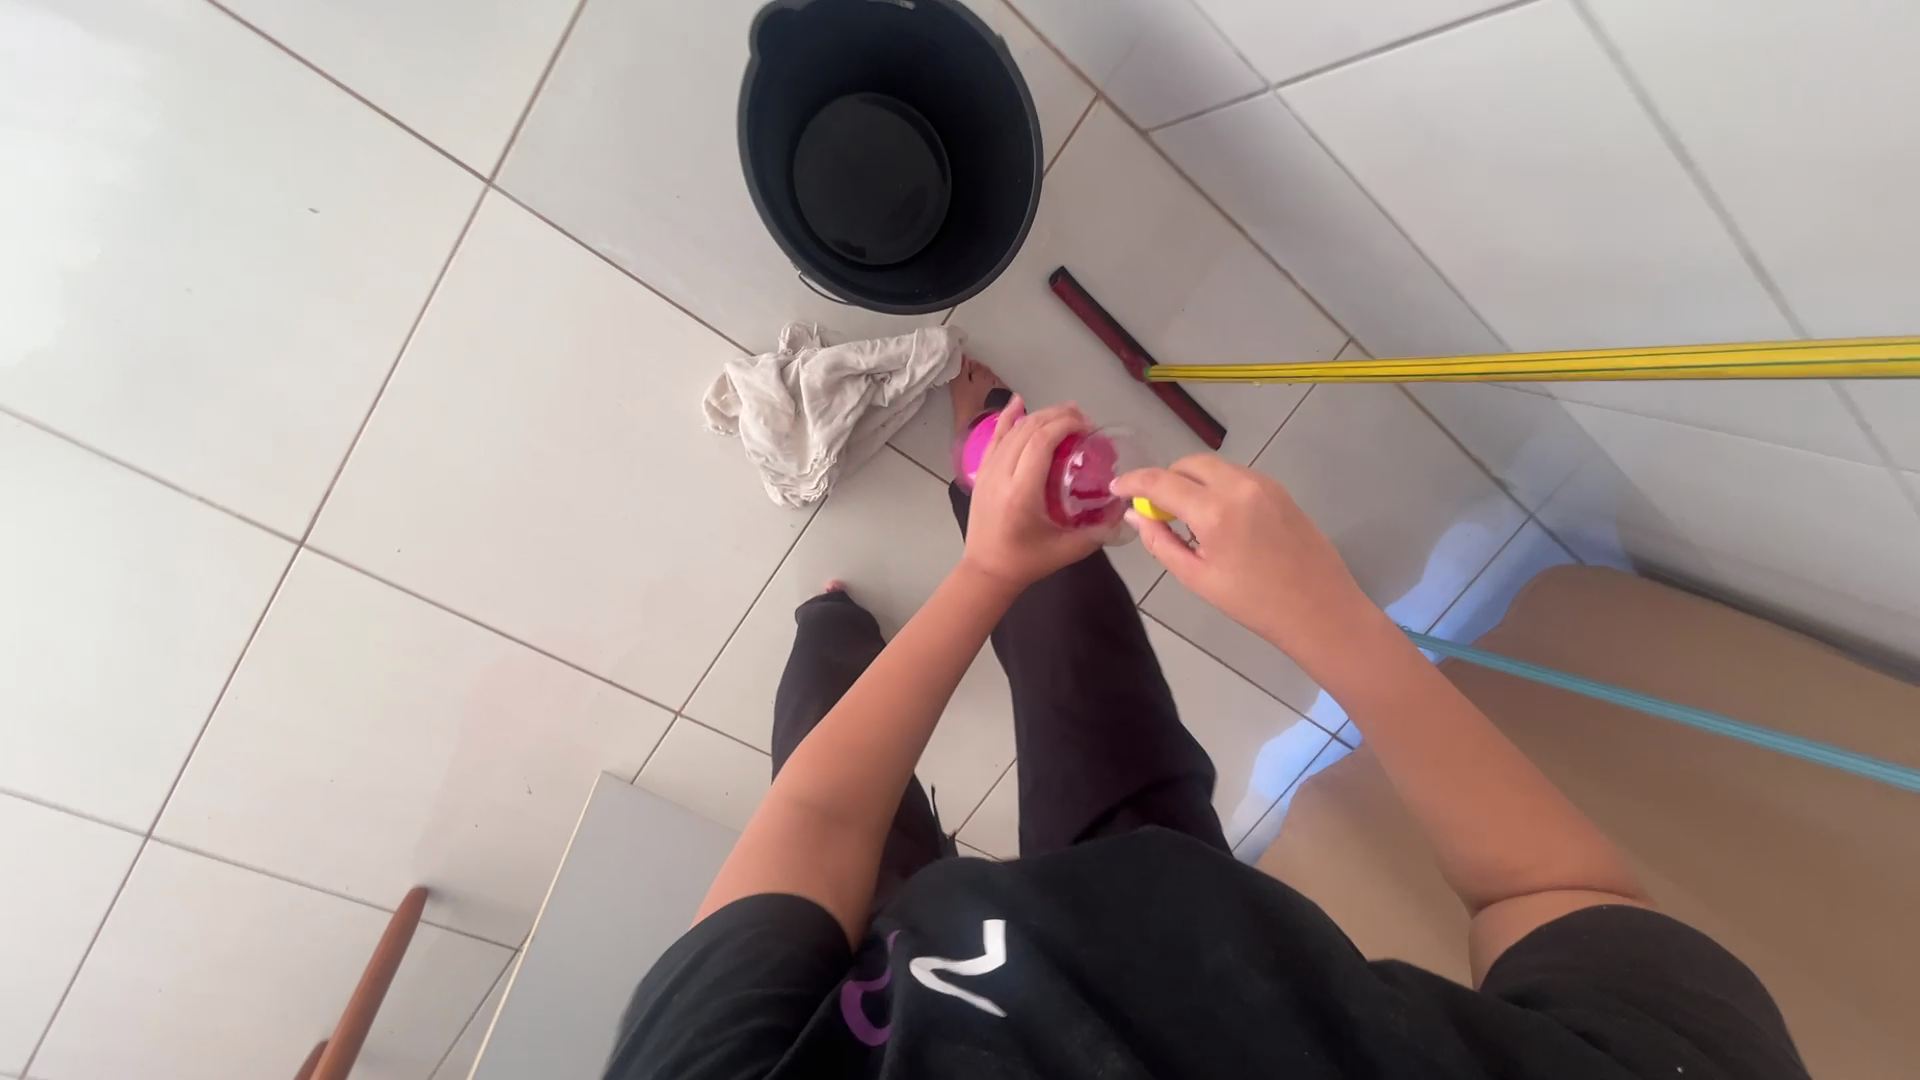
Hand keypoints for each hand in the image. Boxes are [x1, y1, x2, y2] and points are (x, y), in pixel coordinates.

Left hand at [959, 397, 1101, 593]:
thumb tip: (1123, 510)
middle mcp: (1001, 476)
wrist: (986, 571)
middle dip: (1057, 416)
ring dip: (1038, 415)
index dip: (1066, 425)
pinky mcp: (981, 474)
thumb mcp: (1068, 549)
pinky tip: (1018, 402)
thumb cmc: (1027, 561)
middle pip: (1028, 430)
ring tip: (1064, 412)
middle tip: (1083, 419)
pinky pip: (993, 438)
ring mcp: (987, 473)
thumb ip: (1098, 531)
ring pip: (1011, 430)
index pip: (1041, 442)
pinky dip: (1007, 418)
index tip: (1088, 426)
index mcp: (1021, 492)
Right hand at [1111, 455, 1375, 654]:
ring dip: (1191, 482)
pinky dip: (1216, 486)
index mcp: (1215, 512)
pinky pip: (1235, 476)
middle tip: (1157, 510)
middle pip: (1188, 464)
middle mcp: (1239, 486)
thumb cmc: (1253, 602)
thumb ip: (1160, 542)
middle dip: (1165, 479)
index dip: (1133, 482)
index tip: (1116, 488)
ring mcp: (1263, 484)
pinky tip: (1218, 520)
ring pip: (1213, 467)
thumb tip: (1135, 516)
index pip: (1160, 481)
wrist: (1320, 609)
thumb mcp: (1197, 578)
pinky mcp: (1279, 490)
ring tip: (1188, 518)